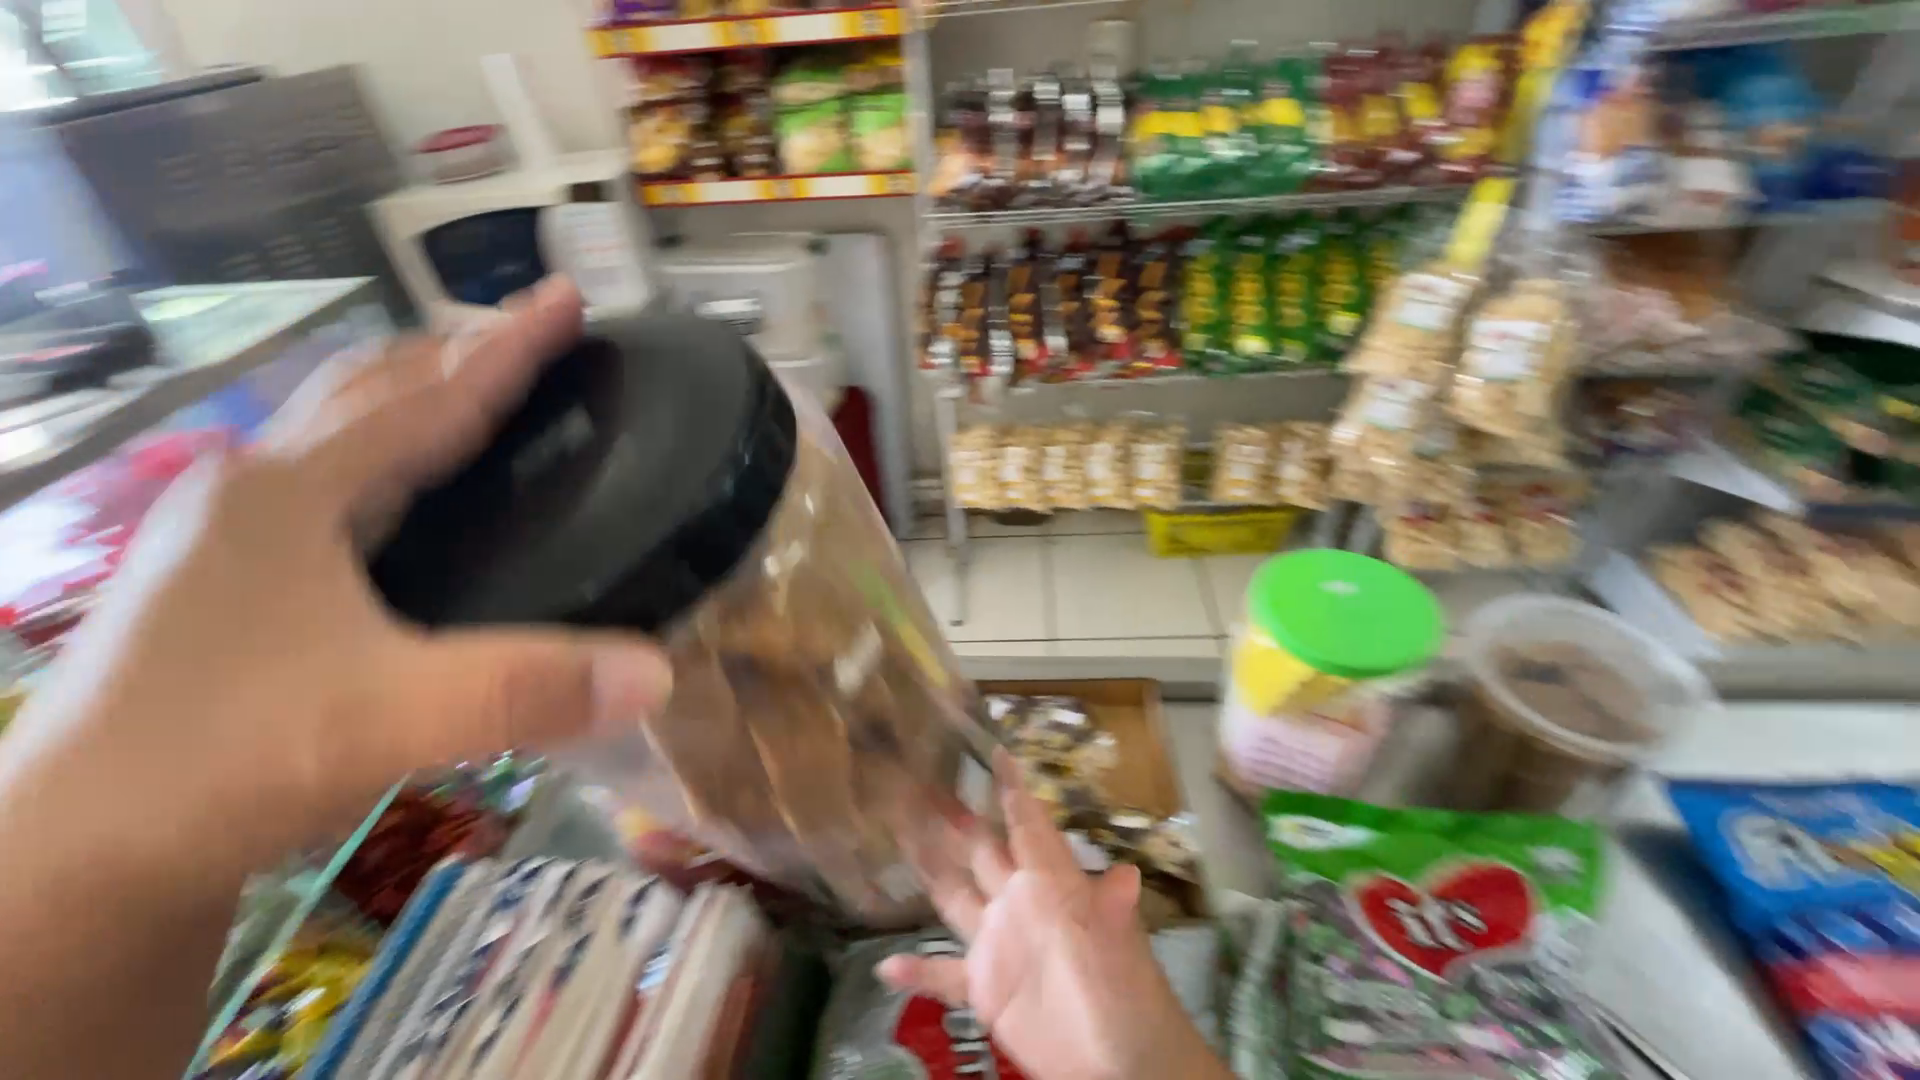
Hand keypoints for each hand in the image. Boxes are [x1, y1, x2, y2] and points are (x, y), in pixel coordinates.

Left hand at [0, 277, 673, 889]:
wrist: (73, 861)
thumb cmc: (225, 761)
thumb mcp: (389, 721)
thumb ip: (525, 691)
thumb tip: (659, 672)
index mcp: (293, 495)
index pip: (426, 399)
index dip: (506, 347)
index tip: (569, 299)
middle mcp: (254, 494)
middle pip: (371, 391)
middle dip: (458, 351)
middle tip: (532, 334)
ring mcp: (228, 538)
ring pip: (338, 435)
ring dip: (415, 398)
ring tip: (479, 391)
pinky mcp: (227, 585)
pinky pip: (327, 487)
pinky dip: (386, 460)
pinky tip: (410, 499)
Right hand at [877, 750, 1228, 1079]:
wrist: (1121, 1060)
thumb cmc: (1124, 990)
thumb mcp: (1114, 941)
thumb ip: (1107, 905)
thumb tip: (1126, 874)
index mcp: (1050, 883)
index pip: (1028, 824)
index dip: (1011, 790)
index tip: (995, 751)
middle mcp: (1019, 904)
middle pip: (980, 852)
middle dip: (954, 821)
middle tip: (918, 785)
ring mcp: (999, 945)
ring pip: (955, 899)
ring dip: (929, 872)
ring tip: (897, 839)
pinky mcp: (985, 988)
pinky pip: (943, 974)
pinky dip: (916, 971)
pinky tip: (886, 963)